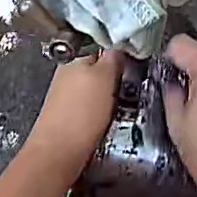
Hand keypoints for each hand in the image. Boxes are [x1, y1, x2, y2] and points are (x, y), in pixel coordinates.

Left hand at [22, 50, 123, 182]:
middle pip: (99, 64)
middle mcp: (68, 71)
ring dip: (111, 89)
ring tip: (127, 96)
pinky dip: (103, 106)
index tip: (138, 54)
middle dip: (117, 70)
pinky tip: (111, 113)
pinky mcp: (69, 113)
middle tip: (136, 77)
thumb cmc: (83, 113)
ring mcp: (66, 93)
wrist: (58, 154)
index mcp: (75, 56)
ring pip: (96, 84)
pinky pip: (91, 102)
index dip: (121, 46)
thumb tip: (120, 43)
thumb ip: (113, 57)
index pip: (102, 42)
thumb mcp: (105, 77)